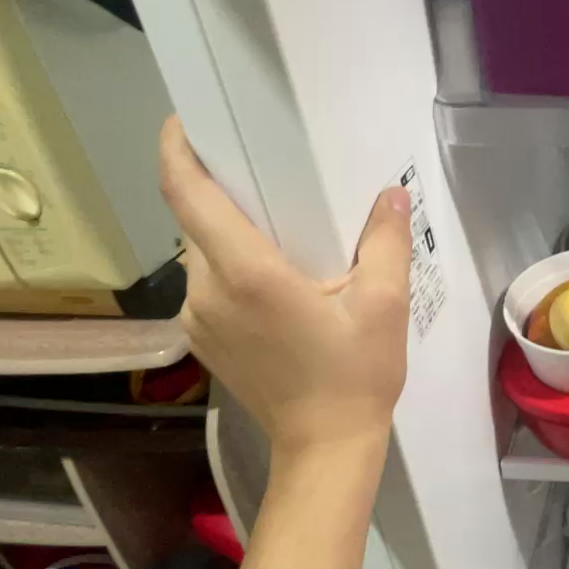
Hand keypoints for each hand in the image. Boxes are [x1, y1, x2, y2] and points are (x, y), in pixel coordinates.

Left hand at [160, 116, 411, 452]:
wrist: (326, 447)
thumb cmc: (356, 375)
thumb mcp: (384, 305)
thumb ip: (386, 242)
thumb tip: (390, 194)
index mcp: (246, 272)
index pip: (187, 192)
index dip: (179, 148)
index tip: (189, 122)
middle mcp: (206, 291)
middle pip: (195, 221)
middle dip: (221, 194)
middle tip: (266, 182)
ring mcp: (198, 320)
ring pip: (200, 256)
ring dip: (228, 237)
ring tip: (277, 238)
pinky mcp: (204, 342)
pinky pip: (207, 288)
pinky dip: (229, 272)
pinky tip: (271, 285)